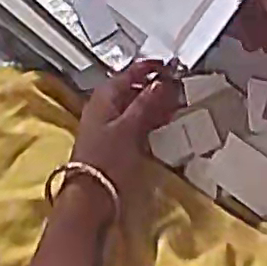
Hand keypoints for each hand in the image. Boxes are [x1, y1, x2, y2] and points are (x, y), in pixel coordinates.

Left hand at [65, 60, 180, 224]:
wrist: (90, 199)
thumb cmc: (107, 160)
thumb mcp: (130, 128)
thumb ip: (146, 104)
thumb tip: (161, 83)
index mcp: (104, 96)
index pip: (129, 73)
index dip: (149, 68)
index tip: (168, 66)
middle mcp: (102, 106)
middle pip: (131, 89)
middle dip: (153, 87)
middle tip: (176, 87)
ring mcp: (106, 125)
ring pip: (132, 106)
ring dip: (152, 104)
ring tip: (174, 104)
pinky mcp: (111, 143)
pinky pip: (132, 122)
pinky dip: (147, 119)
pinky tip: (160, 125)